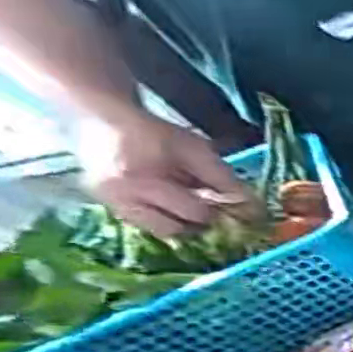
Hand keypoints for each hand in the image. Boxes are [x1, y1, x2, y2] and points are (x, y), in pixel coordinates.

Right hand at [77, 112, 253, 236]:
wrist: (101, 121)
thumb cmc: (155, 134)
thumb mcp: (197, 151)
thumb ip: (223, 179)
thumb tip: (251, 207)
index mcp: (140, 181)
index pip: (194, 212)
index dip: (221, 213)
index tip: (237, 210)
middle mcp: (119, 198)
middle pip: (174, 229)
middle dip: (200, 223)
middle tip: (215, 210)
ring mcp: (109, 204)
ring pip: (160, 230)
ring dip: (183, 223)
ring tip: (194, 205)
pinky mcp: (106, 205)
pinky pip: (146, 224)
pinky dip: (166, 218)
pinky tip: (175, 203)